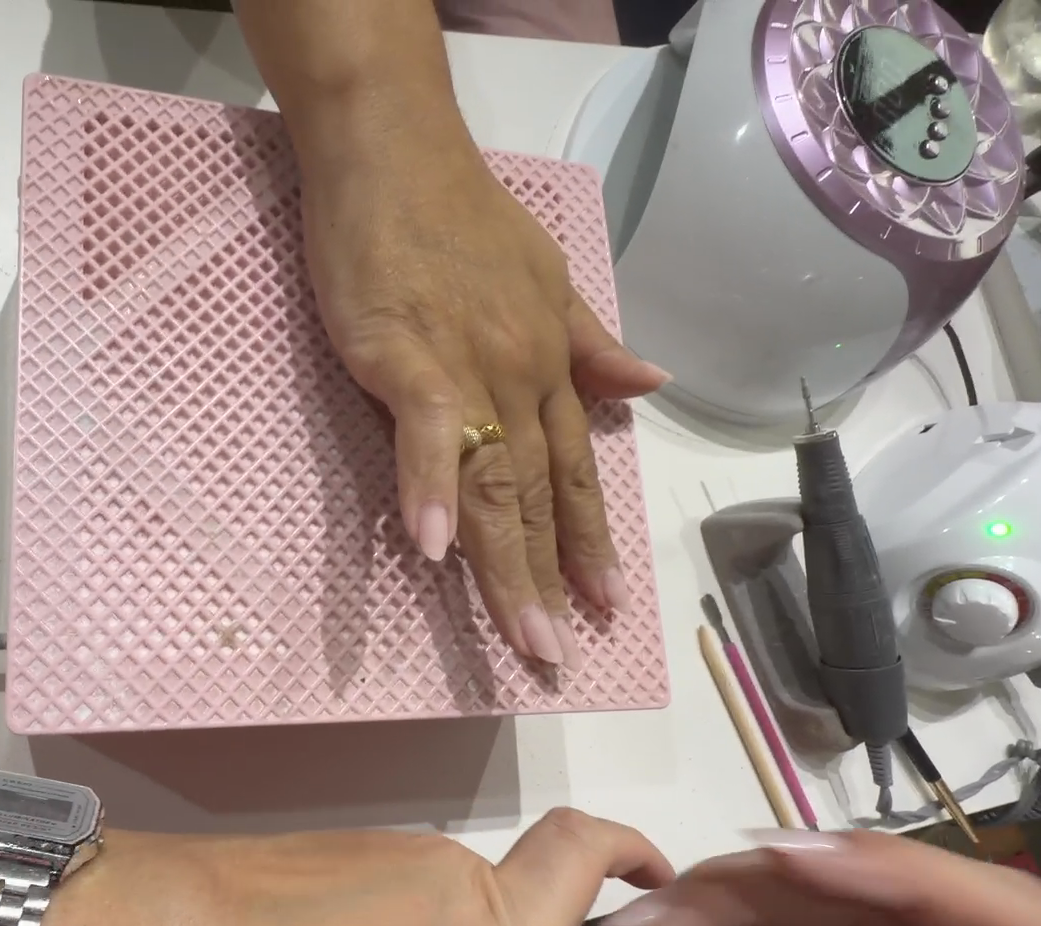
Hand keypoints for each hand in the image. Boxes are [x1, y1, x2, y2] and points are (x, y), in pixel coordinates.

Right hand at [300, 139, 668, 665]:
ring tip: (524, 636)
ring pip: (498, 480)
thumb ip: (590, 341)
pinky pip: (429, 434)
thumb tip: (647, 384)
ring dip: (509, 564)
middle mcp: (524, 375)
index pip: (575, 469)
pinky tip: (434, 550)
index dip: (587, 538)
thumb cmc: (450, 219)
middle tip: (558, 653)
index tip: (604, 603)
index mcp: (547, 362)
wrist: (393, 156)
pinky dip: (433, 491)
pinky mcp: (408, 357)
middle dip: (551, 578)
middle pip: (540, 493)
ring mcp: (470, 368)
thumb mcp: (541, 279)